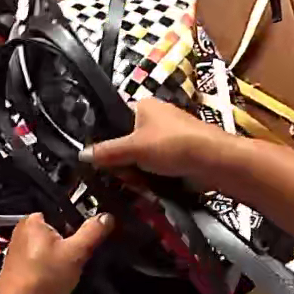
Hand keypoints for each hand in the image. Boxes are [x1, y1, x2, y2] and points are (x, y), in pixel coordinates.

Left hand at [0, 212, 114, 293]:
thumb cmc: (45, 277)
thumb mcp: (76, 253)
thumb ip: (93, 232)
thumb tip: (107, 216)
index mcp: (33, 219)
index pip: (62, 212)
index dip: (78, 225)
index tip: (87, 241)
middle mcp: (22, 230)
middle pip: (57, 232)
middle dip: (70, 244)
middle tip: (78, 259)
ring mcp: (17, 250)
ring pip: (49, 249)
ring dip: (61, 259)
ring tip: (66, 273)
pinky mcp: (17, 268)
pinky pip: (41, 262)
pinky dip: (50, 270)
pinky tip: (54, 282)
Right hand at [79, 99, 235, 181]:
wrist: (213, 162)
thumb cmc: (171, 145)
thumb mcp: (133, 148)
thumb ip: (106, 152)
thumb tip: (80, 154)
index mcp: (143, 106)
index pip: (113, 120)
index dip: (105, 140)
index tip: (99, 159)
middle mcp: (154, 120)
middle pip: (124, 144)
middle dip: (122, 163)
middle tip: (123, 175)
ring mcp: (166, 139)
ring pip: (137, 159)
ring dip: (136, 174)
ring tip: (140, 183)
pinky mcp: (175, 157)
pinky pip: (152, 168)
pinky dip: (150, 179)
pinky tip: (150, 187)